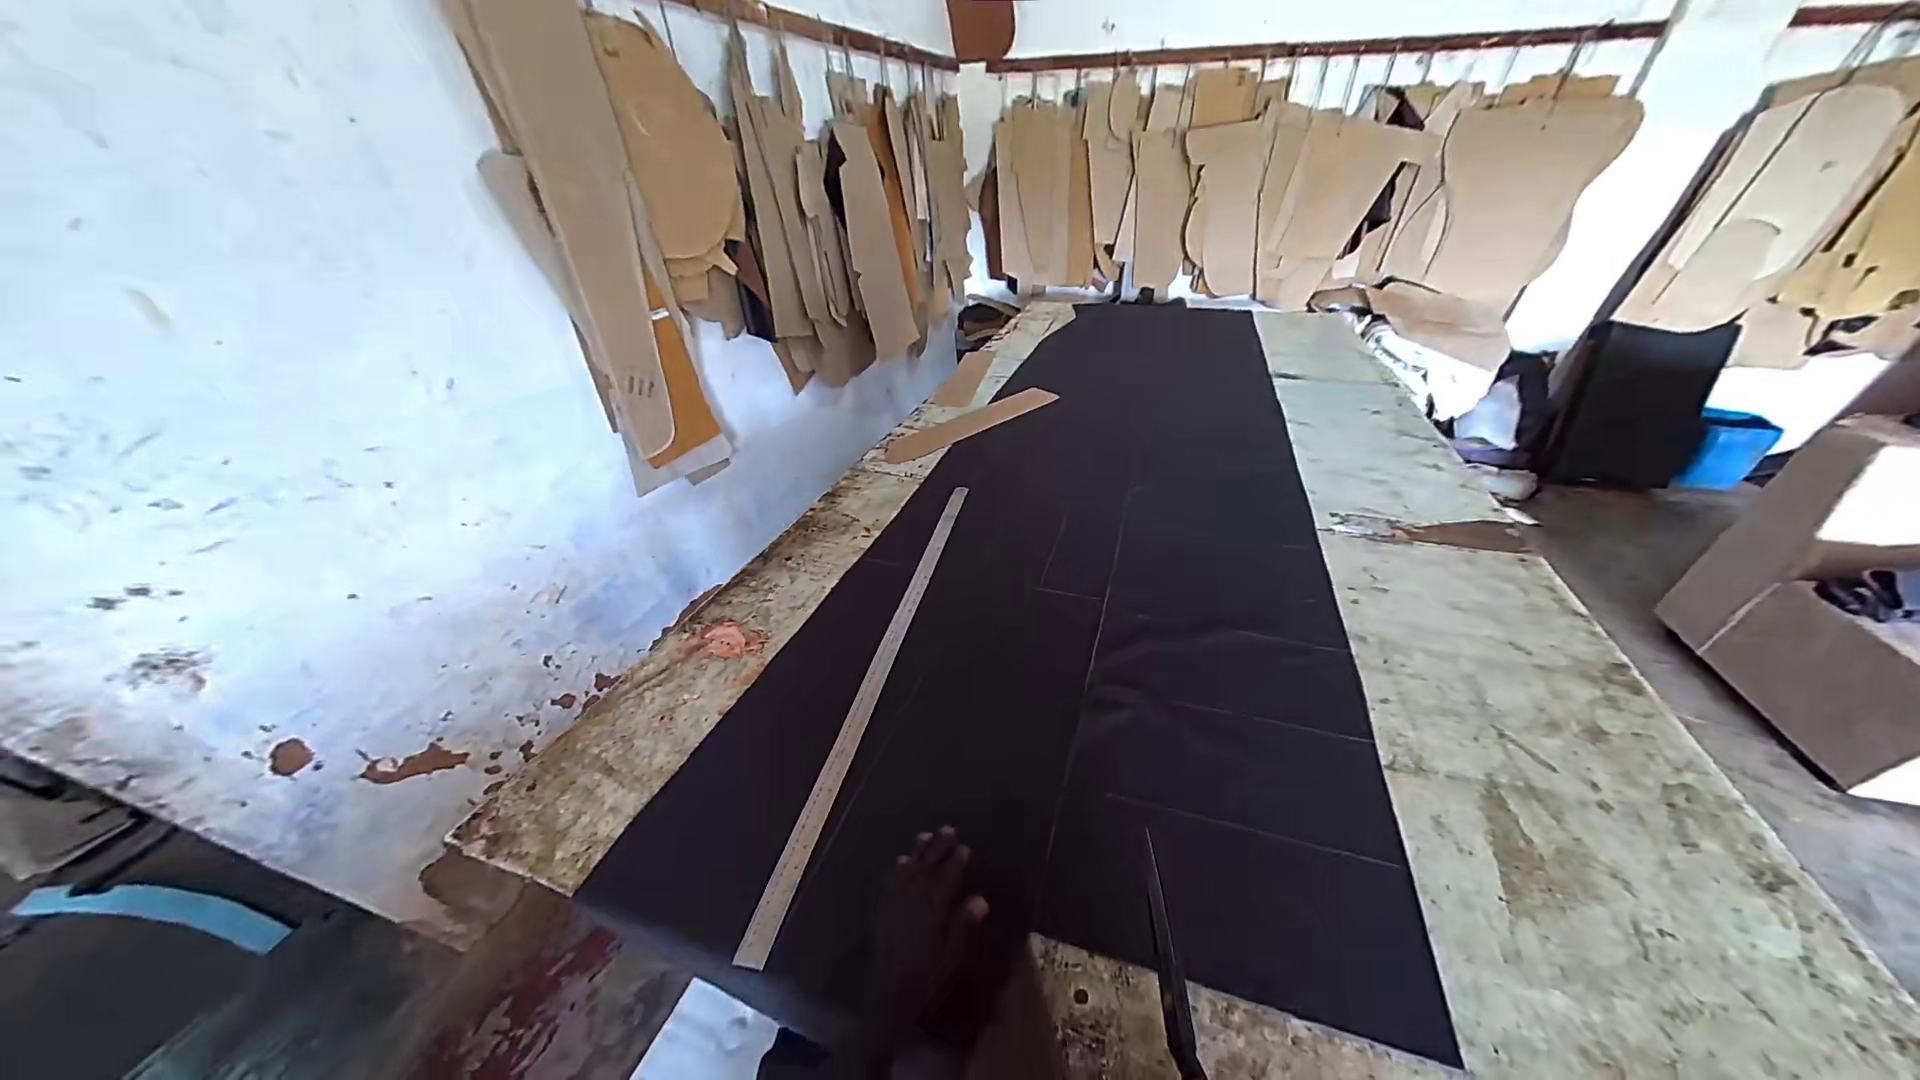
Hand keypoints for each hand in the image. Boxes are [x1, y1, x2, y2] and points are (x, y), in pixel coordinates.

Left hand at [840, 825, 988, 1075]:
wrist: (891, 996)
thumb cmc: (928, 978)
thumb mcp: (952, 957)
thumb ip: (963, 926)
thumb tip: (981, 898)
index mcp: (932, 910)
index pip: (946, 878)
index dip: (956, 861)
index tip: (965, 847)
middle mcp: (913, 901)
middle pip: (927, 867)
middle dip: (938, 847)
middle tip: (948, 828)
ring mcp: (895, 903)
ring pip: (908, 869)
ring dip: (918, 851)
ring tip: (926, 835)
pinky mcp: (883, 910)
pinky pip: (891, 882)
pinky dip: (898, 868)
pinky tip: (901, 860)